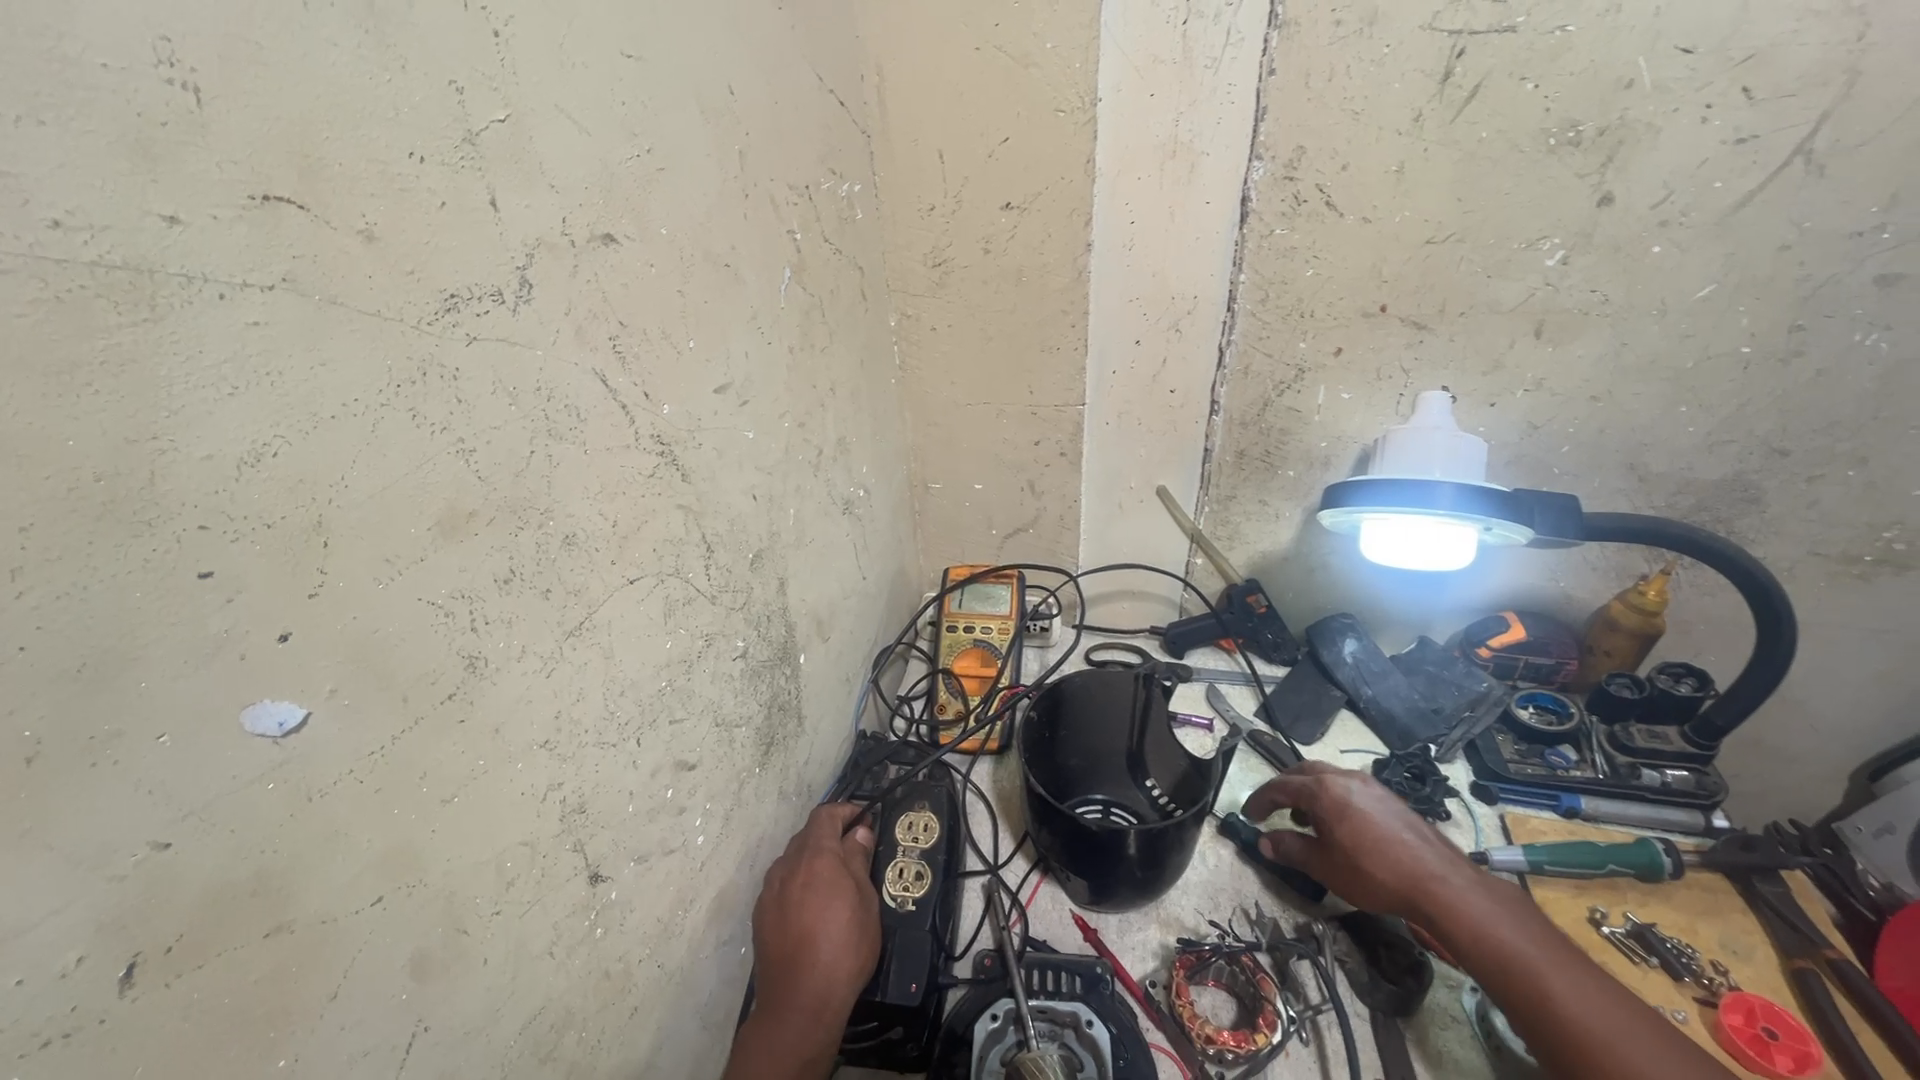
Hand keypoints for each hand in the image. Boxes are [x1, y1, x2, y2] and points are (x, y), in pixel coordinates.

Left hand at [750, 802, 881, 1025]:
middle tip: (855, 850)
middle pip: (807, 836)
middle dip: (831, 835)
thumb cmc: (844, 948)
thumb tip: (858, 833)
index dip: (846, 811)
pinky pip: (783, 885)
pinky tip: (814, 906)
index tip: (864, 819)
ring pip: (793, 861)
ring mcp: (769, 891)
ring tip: (836, 881)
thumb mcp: (865, 902)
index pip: (825, 815)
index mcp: (815, 856)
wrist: (799, 1001)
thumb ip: (858, 861)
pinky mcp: (761, 914)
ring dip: (813, 860)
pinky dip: (799, 882)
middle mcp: (787, 866)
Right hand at [1242, 761, 1479, 921]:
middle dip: (1283, 788)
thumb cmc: (1372, 873)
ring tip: (1305, 820)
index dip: (1260, 800)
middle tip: (1272, 809)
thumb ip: (1290, 849)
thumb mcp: (1322, 866)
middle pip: (1303, 772)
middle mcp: (1344, 778)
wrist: (1438, 882)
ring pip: (1328, 777)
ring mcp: (1370, 785)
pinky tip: (1338, 825)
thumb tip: (1264, 841)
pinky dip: (1332, 798)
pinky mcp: (1389, 798)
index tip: (1249, 815)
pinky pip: (1349, 787)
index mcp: (1322, 790)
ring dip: (1309, 792)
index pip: (1279, 787)